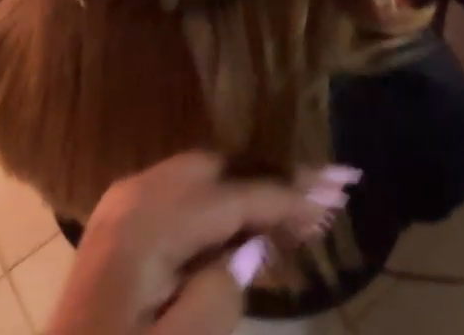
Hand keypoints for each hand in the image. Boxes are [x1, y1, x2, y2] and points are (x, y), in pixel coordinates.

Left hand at [48, 152, 318, 334]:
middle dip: (276, 179)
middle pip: (222, 168)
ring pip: (206, 176)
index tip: (340, 191)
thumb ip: (218, 295)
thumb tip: (251, 247)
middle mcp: (134, 194)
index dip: (290, 196)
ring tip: (303, 208)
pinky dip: (224, 200)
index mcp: (145, 224)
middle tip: (330, 191)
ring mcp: (124, 203)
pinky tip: (254, 221)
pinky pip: (185, 192)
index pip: (235, 196)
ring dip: (253, 189)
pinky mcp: (123, 219)